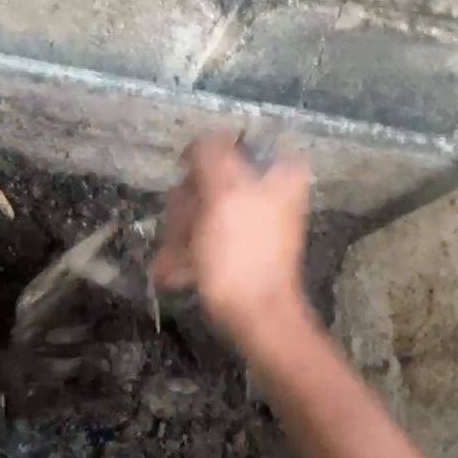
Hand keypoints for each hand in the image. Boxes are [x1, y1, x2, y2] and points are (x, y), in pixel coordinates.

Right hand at [150, 131, 313, 343]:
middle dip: (186, 209)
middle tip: (186, 231)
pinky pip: (199, 239)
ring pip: (196, 212)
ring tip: (181, 260)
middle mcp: (267, 190)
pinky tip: (180, 271)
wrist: (254, 315)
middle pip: (205, 182)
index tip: (189, 194)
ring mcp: (249, 221)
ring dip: (179, 235)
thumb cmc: (239, 255)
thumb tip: (198, 142)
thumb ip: (211, 154)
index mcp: (277, 169)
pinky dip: (184, 253)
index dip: (196, 171)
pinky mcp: (234, 249)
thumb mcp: (225, 193)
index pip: (220, 149)